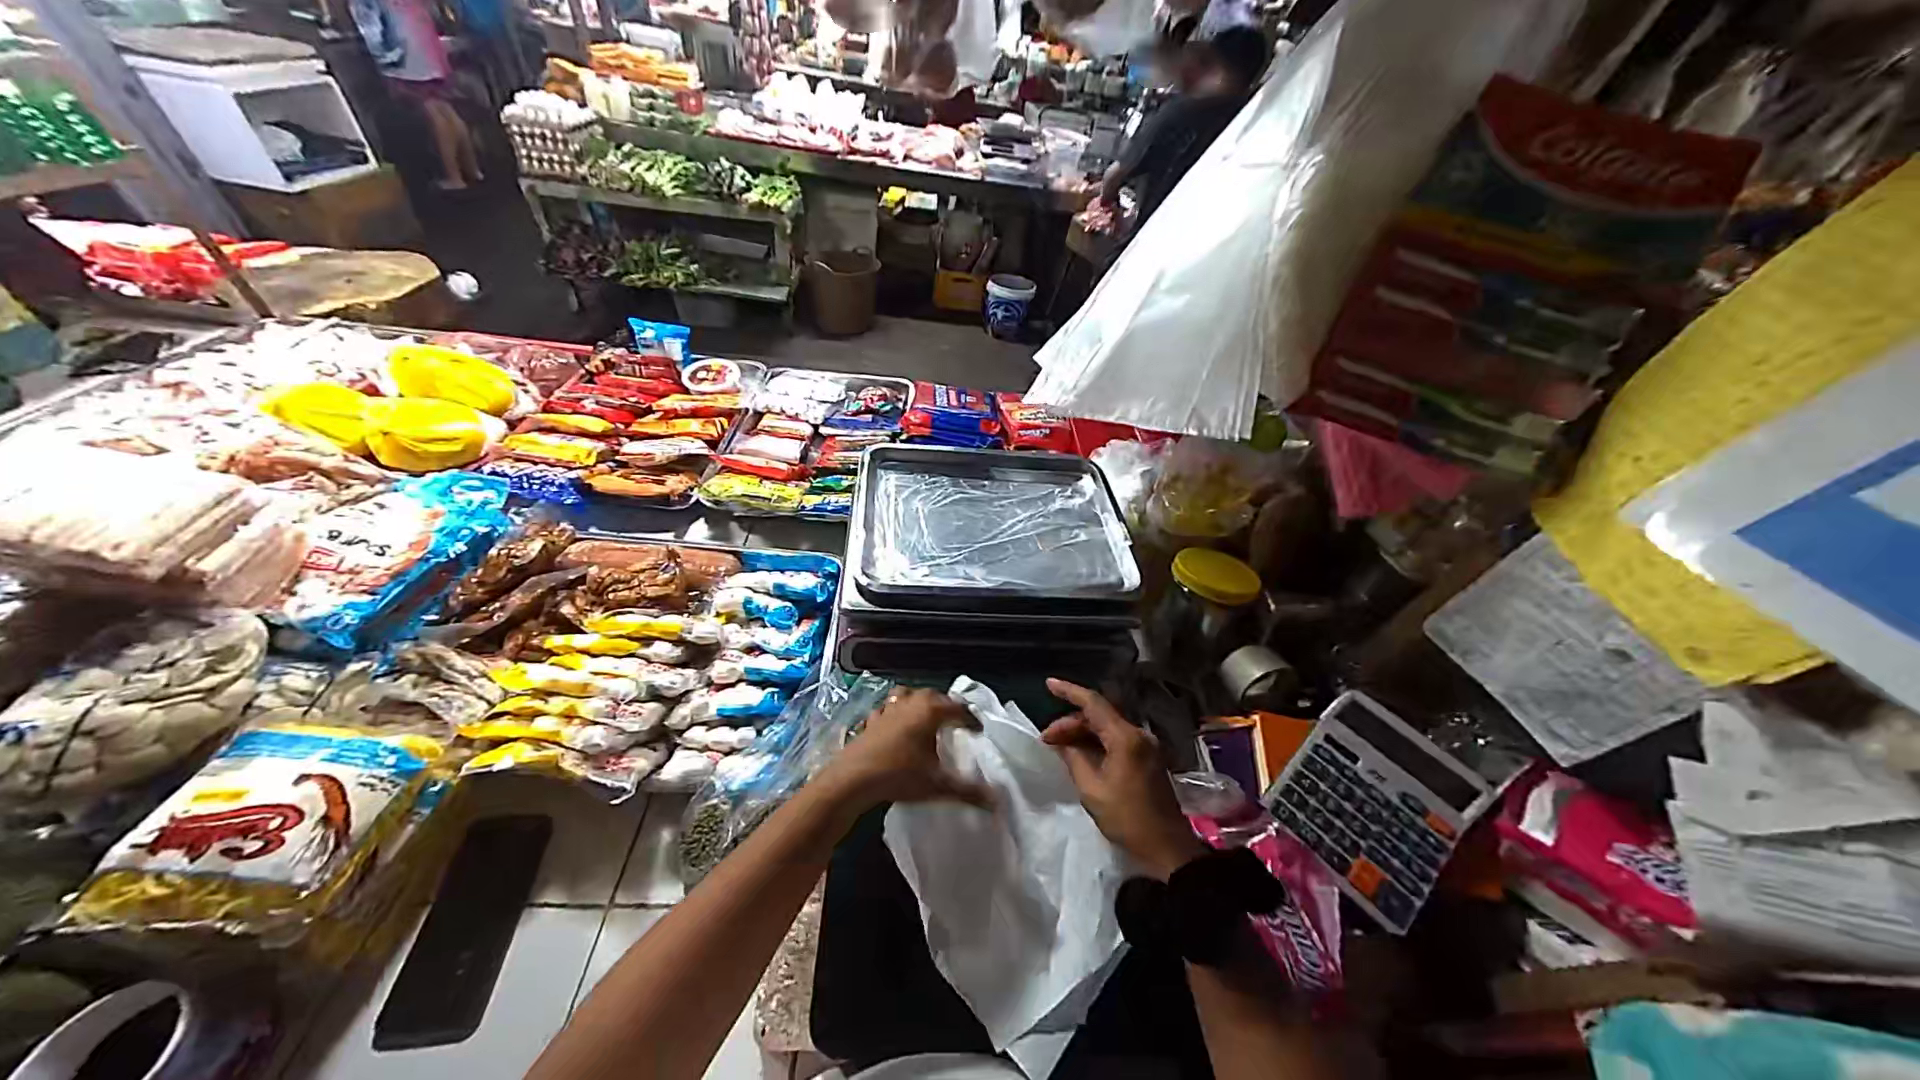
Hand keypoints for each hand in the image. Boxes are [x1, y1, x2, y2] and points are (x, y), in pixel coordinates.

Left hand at [819, 688, 992, 813]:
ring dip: (920, 703)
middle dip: (948, 707)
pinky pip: (888, 709)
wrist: (853, 779)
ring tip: (927, 718)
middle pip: (935, 697)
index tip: (978, 732)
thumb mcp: (938, 785)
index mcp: (931, 710)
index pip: (959, 709)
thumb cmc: (899, 776)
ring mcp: (889, 709)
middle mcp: (911, 702)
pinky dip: (896, 714)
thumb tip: (996, 801)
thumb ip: (969, 792)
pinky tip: (896, 726)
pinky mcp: (872, 719)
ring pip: (909, 695)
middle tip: (957, 723)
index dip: (971, 720)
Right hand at [1042, 678, 1206, 880]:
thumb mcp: (1092, 789)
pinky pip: (1117, 739)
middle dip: (1071, 722)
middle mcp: (1139, 735)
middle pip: (1100, 715)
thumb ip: (1074, 758)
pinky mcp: (1147, 758)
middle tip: (1047, 739)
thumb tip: (1061, 741)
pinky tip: (1079, 753)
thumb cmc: (1127, 818)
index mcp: (1126, 738)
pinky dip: (1096, 742)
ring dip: (1082, 732)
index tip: (1048, 684)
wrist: (1166, 847)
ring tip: (1059, 746)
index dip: (1069, 691)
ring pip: (1107, 727)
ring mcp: (1146, 746)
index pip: (1094, 703)